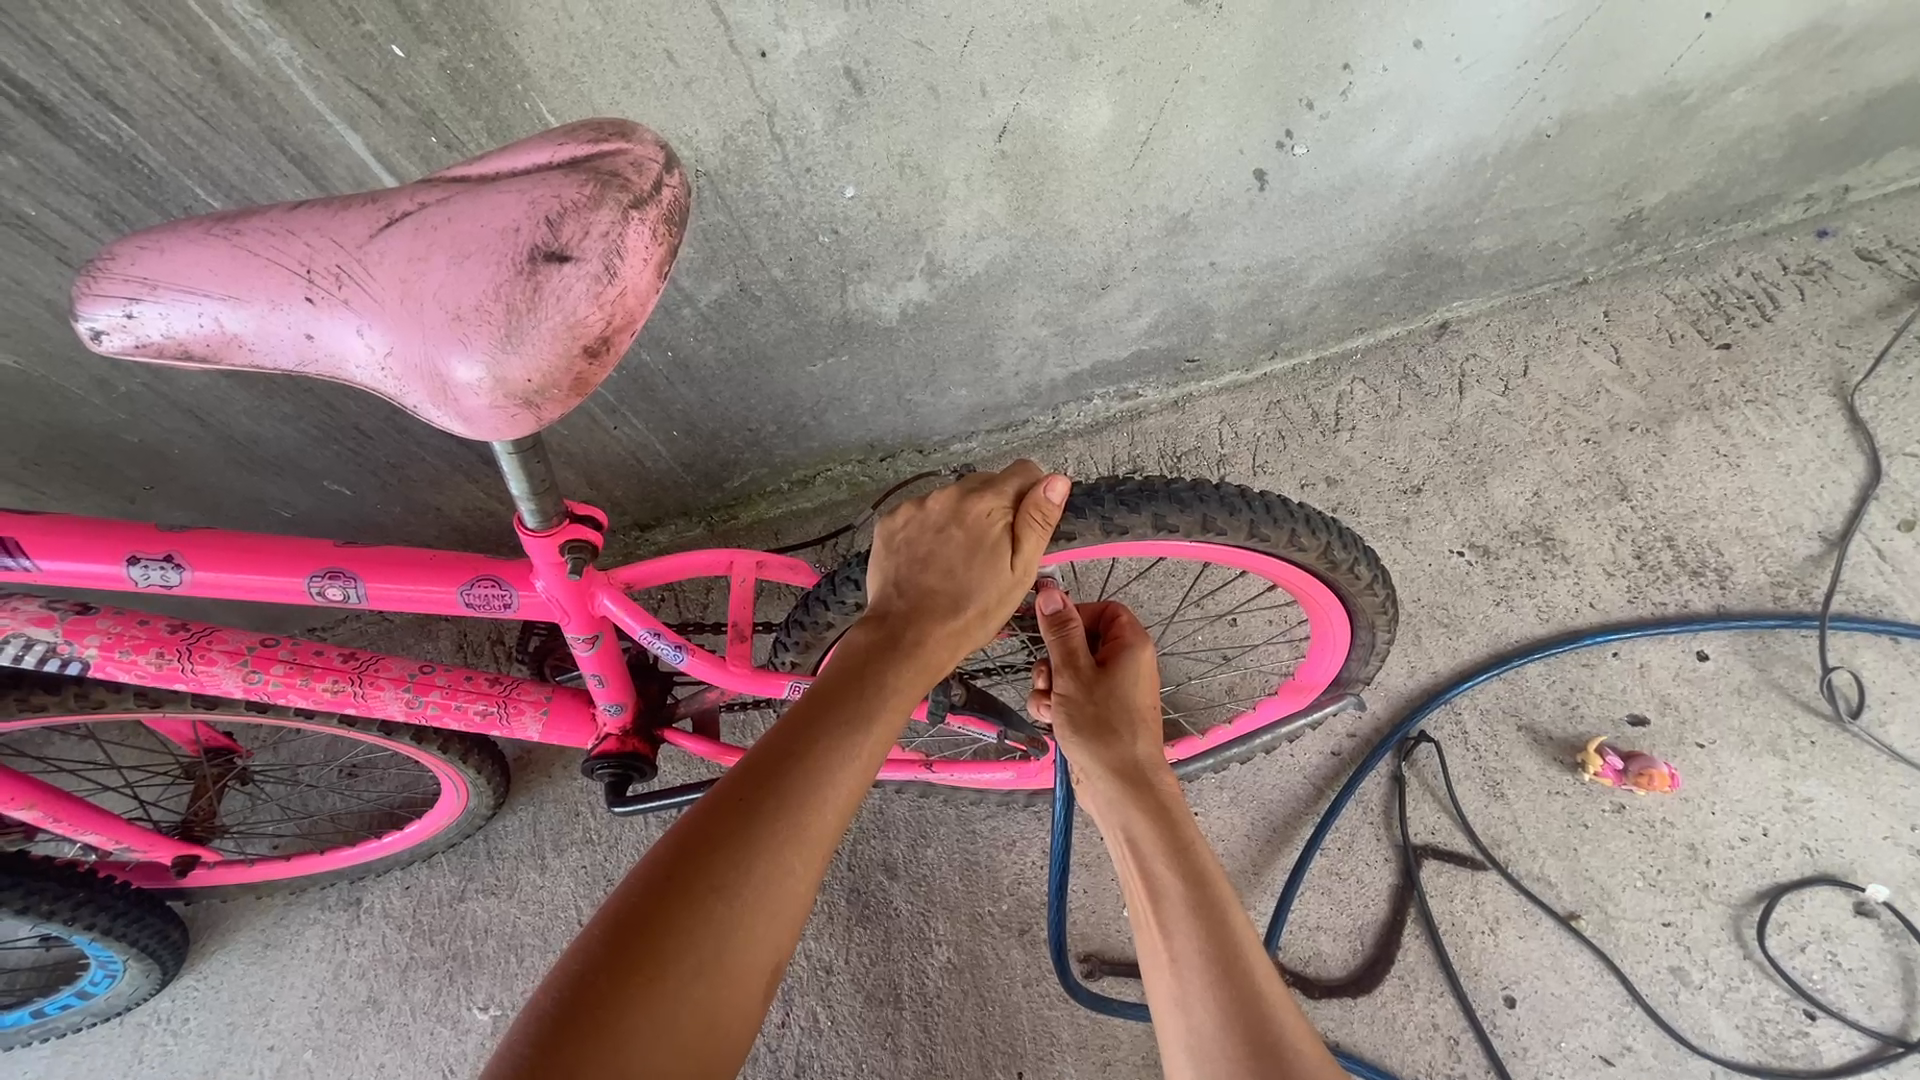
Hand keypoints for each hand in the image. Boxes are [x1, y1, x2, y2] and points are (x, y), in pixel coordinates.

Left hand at [863, 461, 1069, 673]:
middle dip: (995, 508)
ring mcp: (917, 505)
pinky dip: (930, 528)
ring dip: (961, 517)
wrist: (908, 635)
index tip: (1025, 525)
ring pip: (953, 498)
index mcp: (988, 502)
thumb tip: (1056, 480)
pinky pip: (922, 512)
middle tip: (991, 552)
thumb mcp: (1021, 570)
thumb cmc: (972, 610)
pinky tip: (931, 561)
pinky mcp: (892, 520)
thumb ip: (1038, 519)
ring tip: (958, 560)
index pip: (1023, 471)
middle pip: (986, 483)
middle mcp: (951, 494)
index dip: (1032, 495)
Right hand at [1027, 588, 1176, 806]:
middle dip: (1053, 660)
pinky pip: (1071, 695)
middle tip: (1047, 678)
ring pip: (1069, 670)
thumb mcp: (1072, 672)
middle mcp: (1125, 664)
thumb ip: (1060, 631)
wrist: (1120, 787)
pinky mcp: (1099, 714)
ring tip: (1050, 706)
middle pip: (1080, 641)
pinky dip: (1056, 704)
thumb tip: (1050, 591)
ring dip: (1049, 685)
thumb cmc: (1102, 727)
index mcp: (1130, 644)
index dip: (1074, 617)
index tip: (1050, 632)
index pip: (1103, 610)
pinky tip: (1051, 720)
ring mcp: (1112, 691)